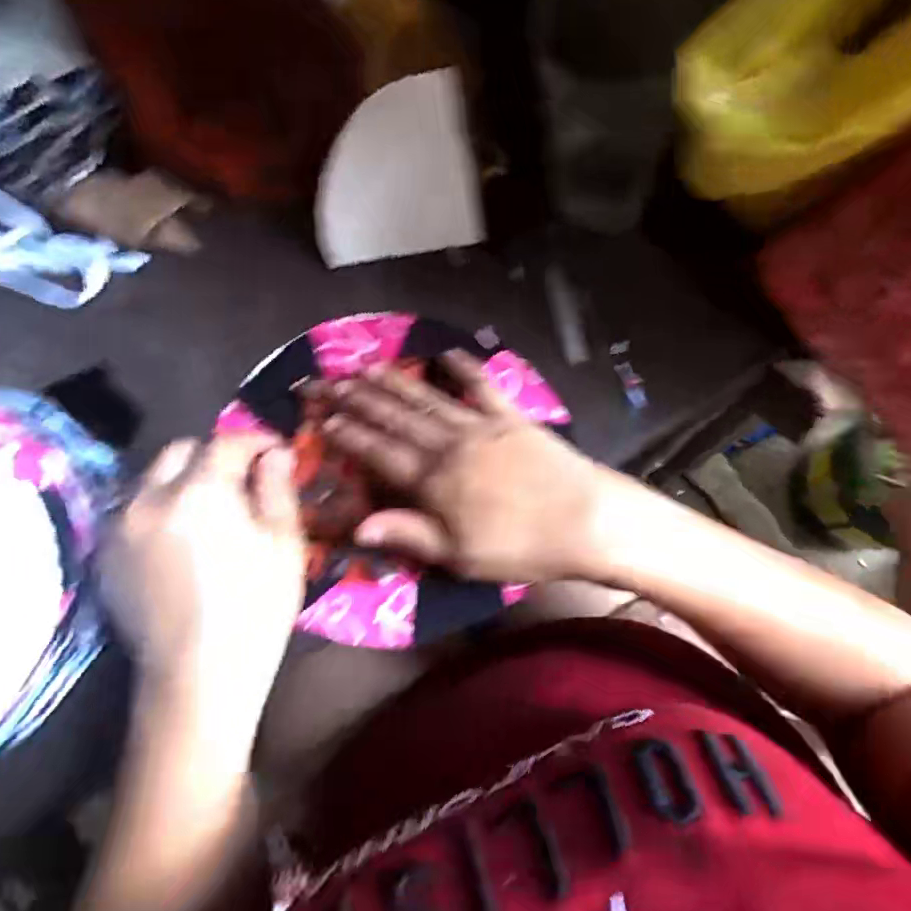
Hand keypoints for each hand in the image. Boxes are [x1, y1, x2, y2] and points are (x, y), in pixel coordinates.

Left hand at [101, 434, 304, 706]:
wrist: (199, 672)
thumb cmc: (257, 605)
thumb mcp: (285, 543)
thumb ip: (277, 489)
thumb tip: (275, 453)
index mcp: (200, 492)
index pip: (226, 442)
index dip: (256, 440)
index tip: (277, 451)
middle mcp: (148, 498)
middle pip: (179, 452)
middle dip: (213, 456)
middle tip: (244, 480)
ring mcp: (118, 528)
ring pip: (151, 480)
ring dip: (183, 481)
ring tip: (212, 509)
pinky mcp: (103, 556)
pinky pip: (132, 512)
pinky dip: (159, 510)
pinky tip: (183, 538)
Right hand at [314, 350, 623, 581]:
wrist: (585, 519)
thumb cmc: (523, 547)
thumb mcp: (462, 556)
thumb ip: (411, 535)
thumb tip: (358, 525)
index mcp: (434, 482)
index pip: (380, 453)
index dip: (350, 434)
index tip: (325, 417)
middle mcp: (451, 446)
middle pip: (397, 419)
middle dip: (361, 400)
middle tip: (330, 382)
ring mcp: (483, 427)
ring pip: (430, 400)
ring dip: (397, 383)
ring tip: (368, 367)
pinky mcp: (514, 418)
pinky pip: (483, 387)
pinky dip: (464, 369)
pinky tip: (447, 353)